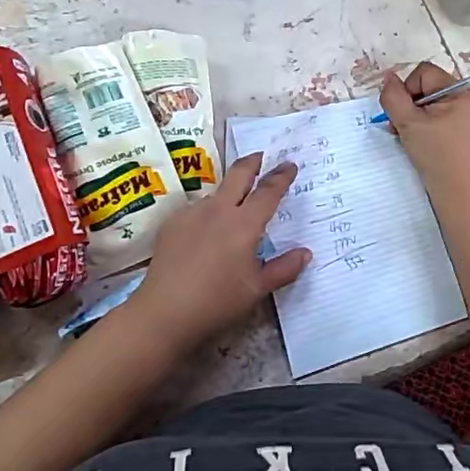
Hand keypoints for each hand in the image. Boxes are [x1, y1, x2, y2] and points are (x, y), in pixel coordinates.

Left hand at [128, 154, 311, 347]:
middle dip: (252, 162)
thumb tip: (305, 253)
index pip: (268, 192)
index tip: (290, 165)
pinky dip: (207, 215)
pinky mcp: (172, 224)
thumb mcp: (257, 289)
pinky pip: (196, 210)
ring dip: (228, 194)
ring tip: (232, 210)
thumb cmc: (218, 302)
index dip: (281, 177)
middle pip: (238, 174)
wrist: (163, 313)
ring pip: (216, 194)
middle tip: (261, 157)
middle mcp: (219, 210)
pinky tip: (204, 235)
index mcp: (244, 224)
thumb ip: (283, 269)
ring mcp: (192, 214)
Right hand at [379, 62, 469, 191]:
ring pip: (428, 103)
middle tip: (401, 127)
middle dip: (409, 105)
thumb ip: (393, 97)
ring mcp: (466, 115)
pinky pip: (436, 116)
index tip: (404, 114)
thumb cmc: (435, 156)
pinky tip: (418, 141)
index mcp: (461, 92)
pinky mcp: (461, 129)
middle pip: (426, 87)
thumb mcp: (407, 123)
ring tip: (408, 136)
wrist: (457, 192)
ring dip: (413, 116)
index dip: (407, 90)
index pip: (424, 73)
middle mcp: (467, 99)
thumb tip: (388, 79)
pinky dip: (423, 125)